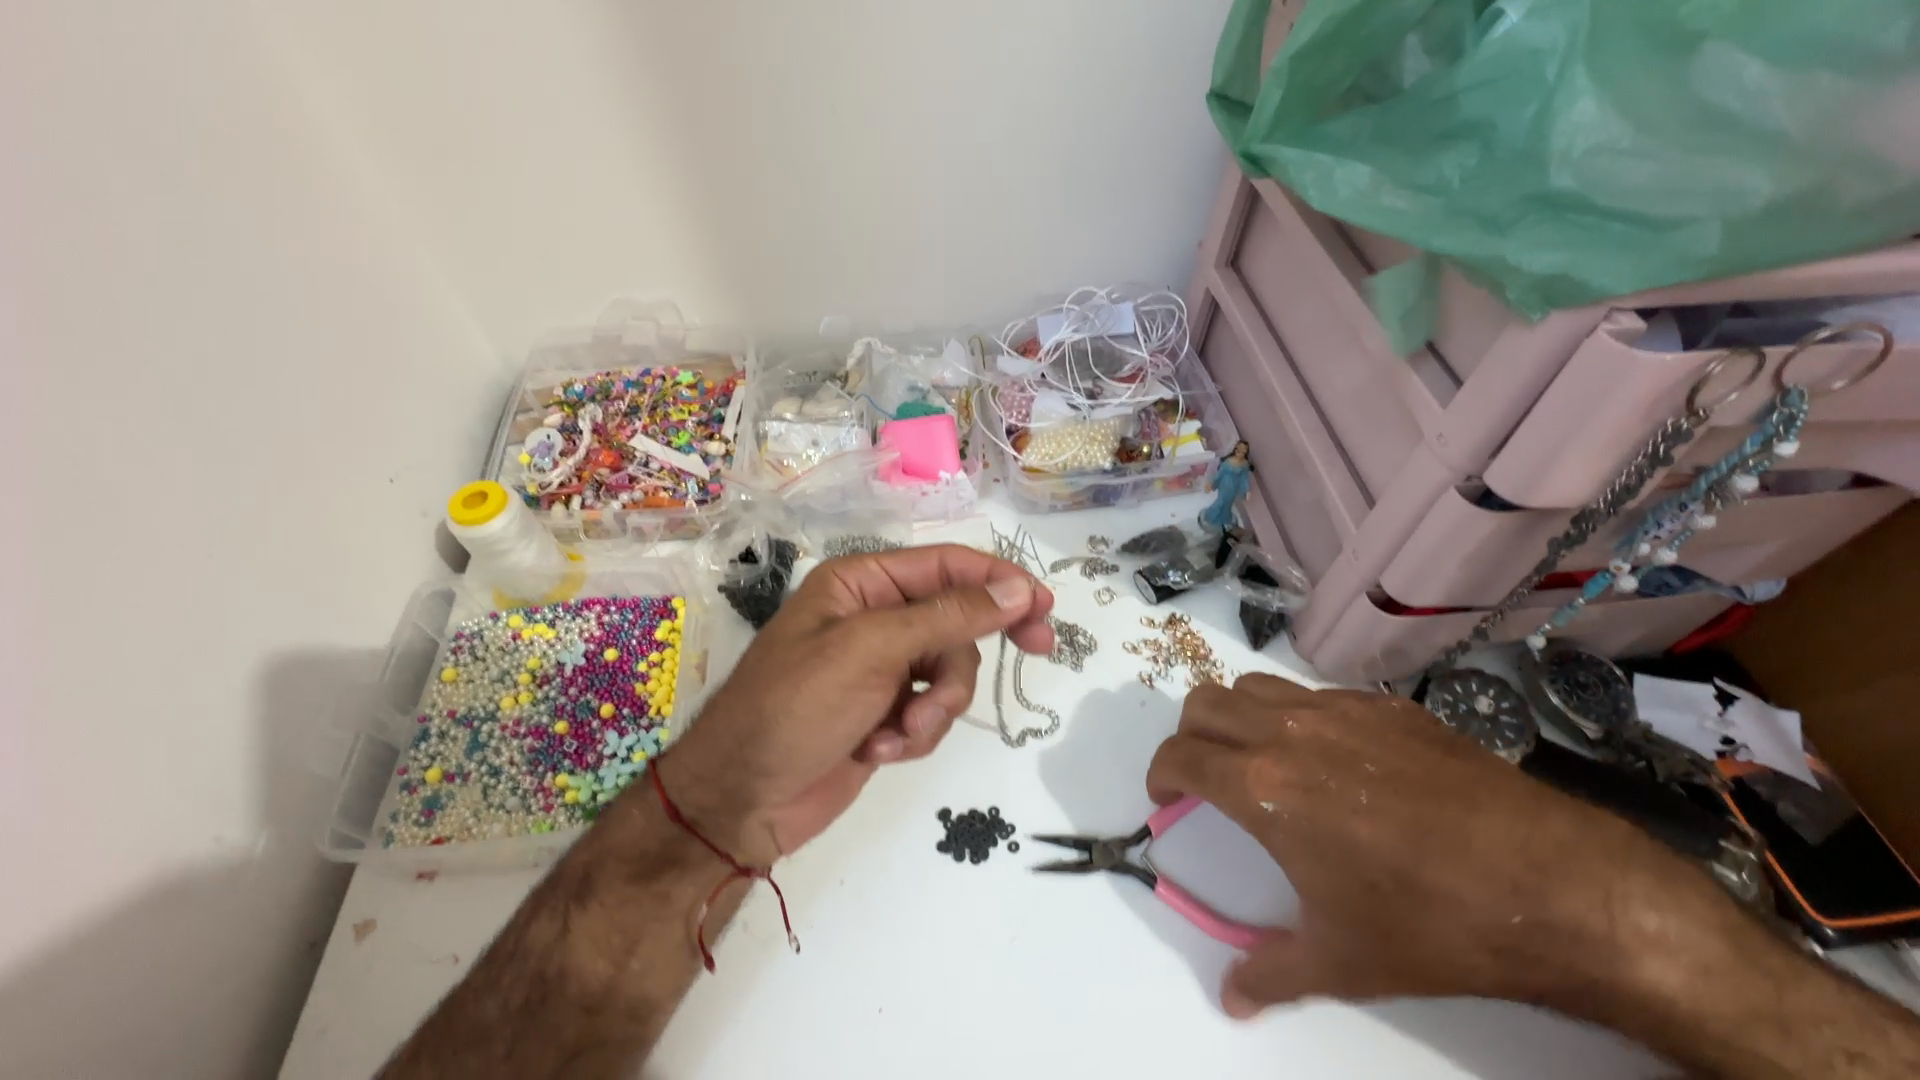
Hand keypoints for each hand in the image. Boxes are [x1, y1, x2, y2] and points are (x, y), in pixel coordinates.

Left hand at [660, 545, 1054, 865]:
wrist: (742, 800)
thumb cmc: (795, 707)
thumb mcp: (872, 651)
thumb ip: (948, 617)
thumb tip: (1018, 589)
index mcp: (862, 584)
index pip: (948, 567)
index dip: (1001, 580)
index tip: (1046, 605)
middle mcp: (875, 619)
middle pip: (957, 621)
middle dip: (971, 655)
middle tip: (1040, 649)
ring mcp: (881, 669)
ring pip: (950, 673)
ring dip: (936, 708)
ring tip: (900, 733)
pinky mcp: (885, 714)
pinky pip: (931, 713)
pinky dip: (915, 733)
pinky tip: (879, 750)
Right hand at [1147, 676, 1738, 1018]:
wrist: (1553, 885)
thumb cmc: (1430, 924)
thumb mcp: (1340, 961)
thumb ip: (1268, 973)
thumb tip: (1230, 1001)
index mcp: (1264, 788)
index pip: (1180, 755)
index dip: (1161, 774)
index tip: (1168, 798)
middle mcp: (1292, 734)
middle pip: (1207, 702)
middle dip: (1190, 735)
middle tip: (1205, 777)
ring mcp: (1345, 712)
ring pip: (1258, 686)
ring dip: (1239, 716)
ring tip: (1262, 761)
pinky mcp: (1392, 709)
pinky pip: (1318, 694)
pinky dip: (1299, 717)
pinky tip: (1336, 764)